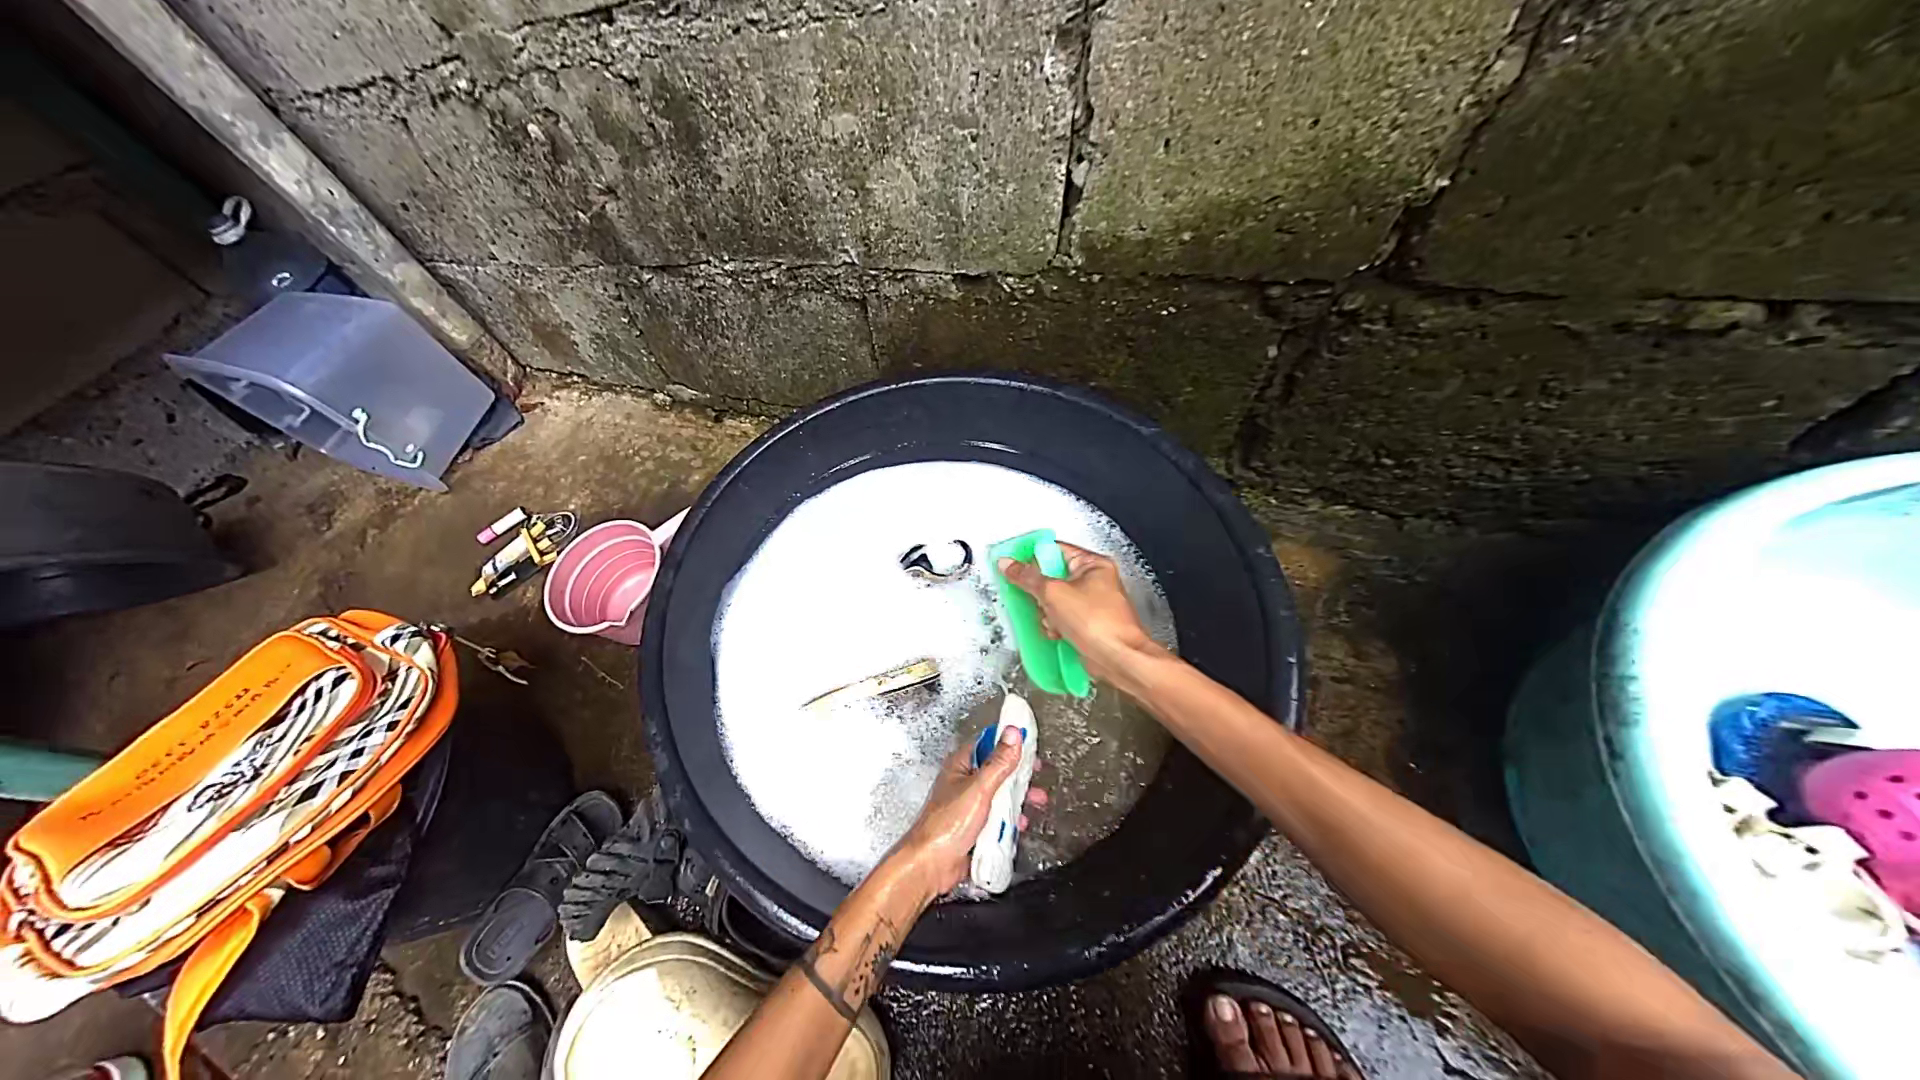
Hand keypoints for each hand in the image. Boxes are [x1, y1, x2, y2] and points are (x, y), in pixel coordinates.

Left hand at [888, 725, 1042, 898]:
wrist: (931, 866)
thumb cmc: (945, 825)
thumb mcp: (979, 789)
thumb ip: (998, 762)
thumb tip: (1012, 734)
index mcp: (961, 765)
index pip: (988, 742)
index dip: (1008, 741)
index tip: (1028, 741)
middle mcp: (964, 782)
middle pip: (996, 770)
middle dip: (1018, 774)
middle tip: (1035, 775)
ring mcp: (968, 805)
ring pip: (998, 795)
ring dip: (1017, 798)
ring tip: (1035, 801)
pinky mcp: (973, 827)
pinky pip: (996, 819)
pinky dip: (1009, 820)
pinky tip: (1018, 825)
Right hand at [996, 542, 1160, 683]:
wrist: (1117, 659)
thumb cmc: (1101, 624)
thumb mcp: (1054, 593)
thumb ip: (1027, 577)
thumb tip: (1009, 565)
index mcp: (1093, 564)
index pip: (1055, 549)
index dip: (1033, 556)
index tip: (1014, 562)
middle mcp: (1095, 582)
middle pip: (1052, 577)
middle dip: (1040, 592)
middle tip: (1036, 597)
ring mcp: (1091, 605)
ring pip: (1054, 601)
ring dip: (1046, 613)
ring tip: (1052, 620)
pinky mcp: (1086, 625)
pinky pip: (1060, 619)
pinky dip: (1055, 626)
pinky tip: (1057, 633)